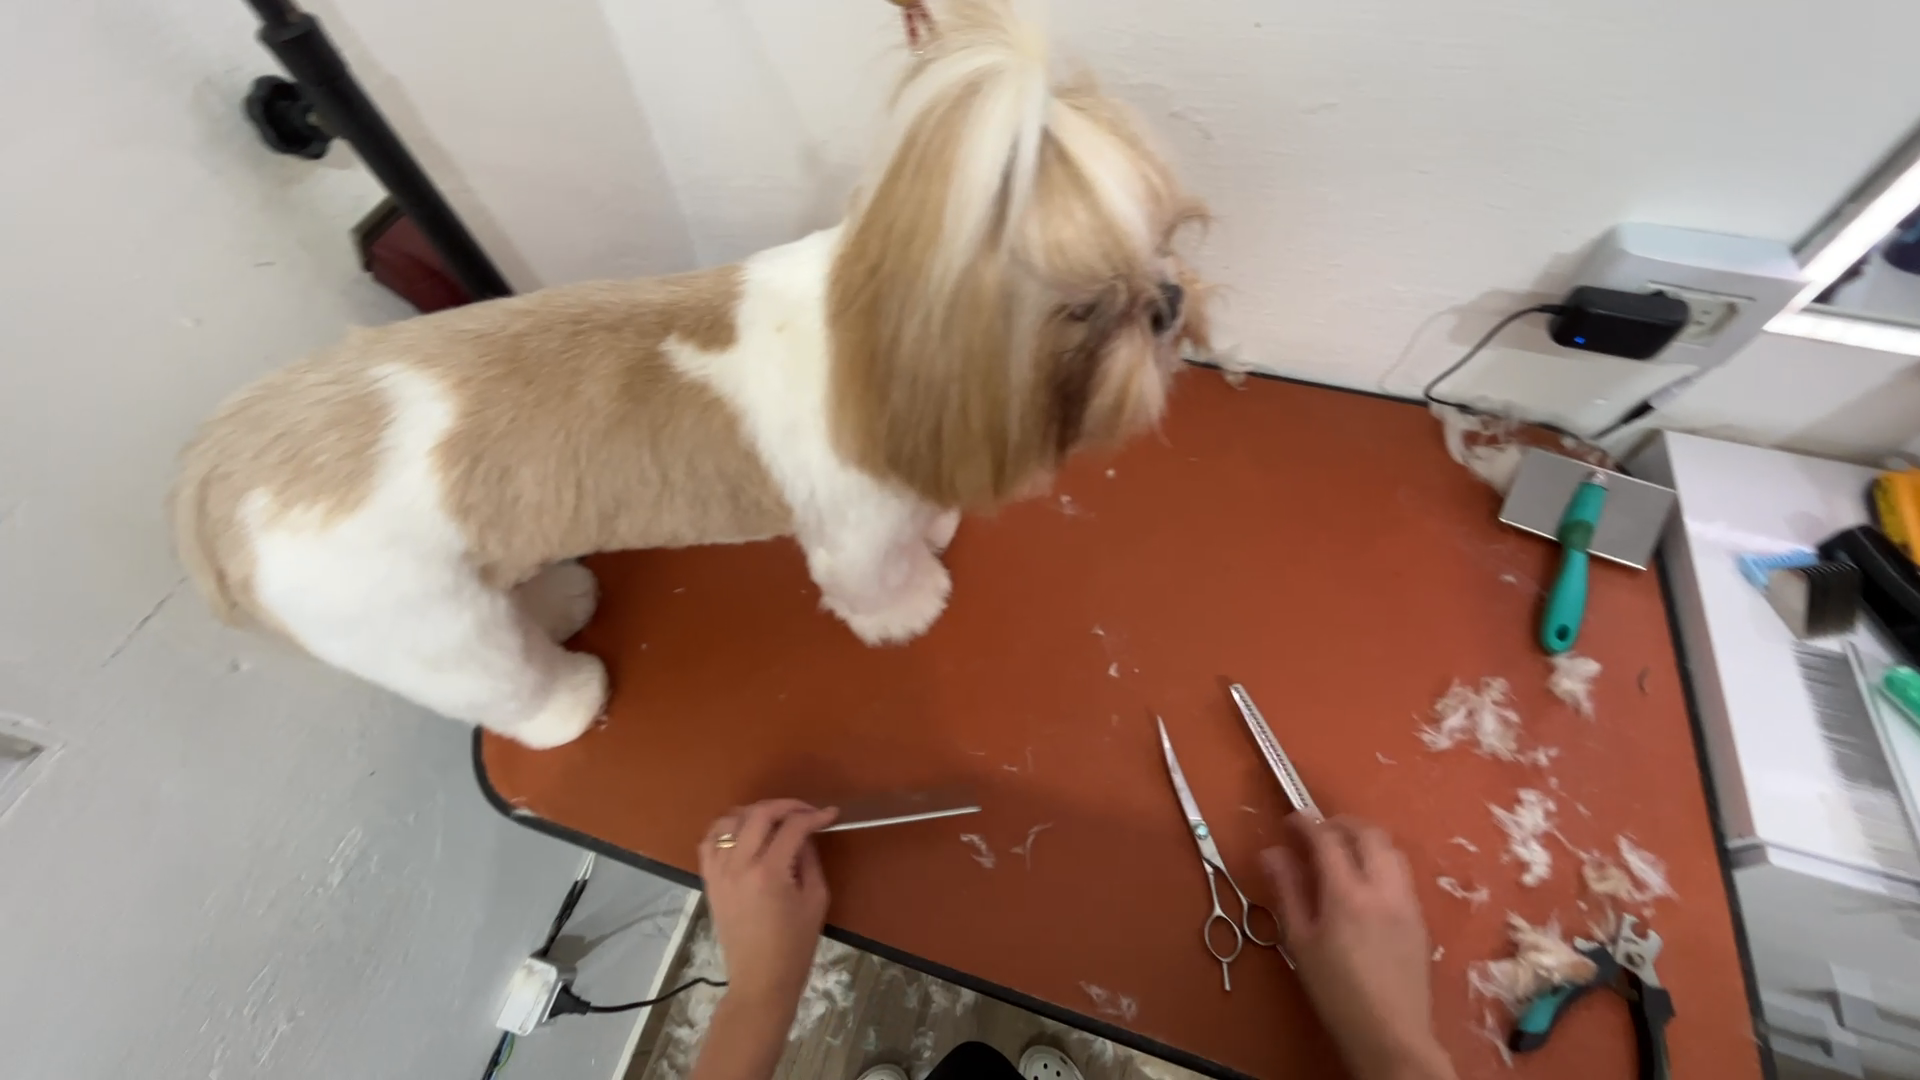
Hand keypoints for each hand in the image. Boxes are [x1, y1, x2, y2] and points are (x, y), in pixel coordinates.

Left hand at [699, 799, 838, 1004]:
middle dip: (787, 806)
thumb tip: (805, 833)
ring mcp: (719, 872)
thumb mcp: (816, 898)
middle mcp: (739, 866)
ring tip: (775, 820)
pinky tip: (744, 832)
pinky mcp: (709, 880)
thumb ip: (810, 858)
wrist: (761, 980)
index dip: (815, 816)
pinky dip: (727, 828)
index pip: (793, 827)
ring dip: (756, 812)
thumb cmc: (795, 945)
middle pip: (760, 814)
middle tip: (806, 812)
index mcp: (769, 873)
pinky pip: (710, 840)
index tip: (830, 815)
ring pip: (731, 820)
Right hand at [1262, 816, 1454, 1079]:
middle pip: (1368, 834)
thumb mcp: (1299, 940)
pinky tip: (1363, 881)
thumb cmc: (1335, 991)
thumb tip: (1272, 852)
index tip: (1290, 820)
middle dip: (1340, 823)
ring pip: (1391, 849)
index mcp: (1347, 894)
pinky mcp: (1420, 919)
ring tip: (1341, 851)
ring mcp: (1407, 903)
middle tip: (1317, 831)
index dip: (1306, 822)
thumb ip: (1287, 889)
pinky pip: (1402, 873)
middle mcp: (1382, 890)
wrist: (1391, 1037)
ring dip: (1365, 840)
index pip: (1327, 839)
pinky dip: (1380, 861)